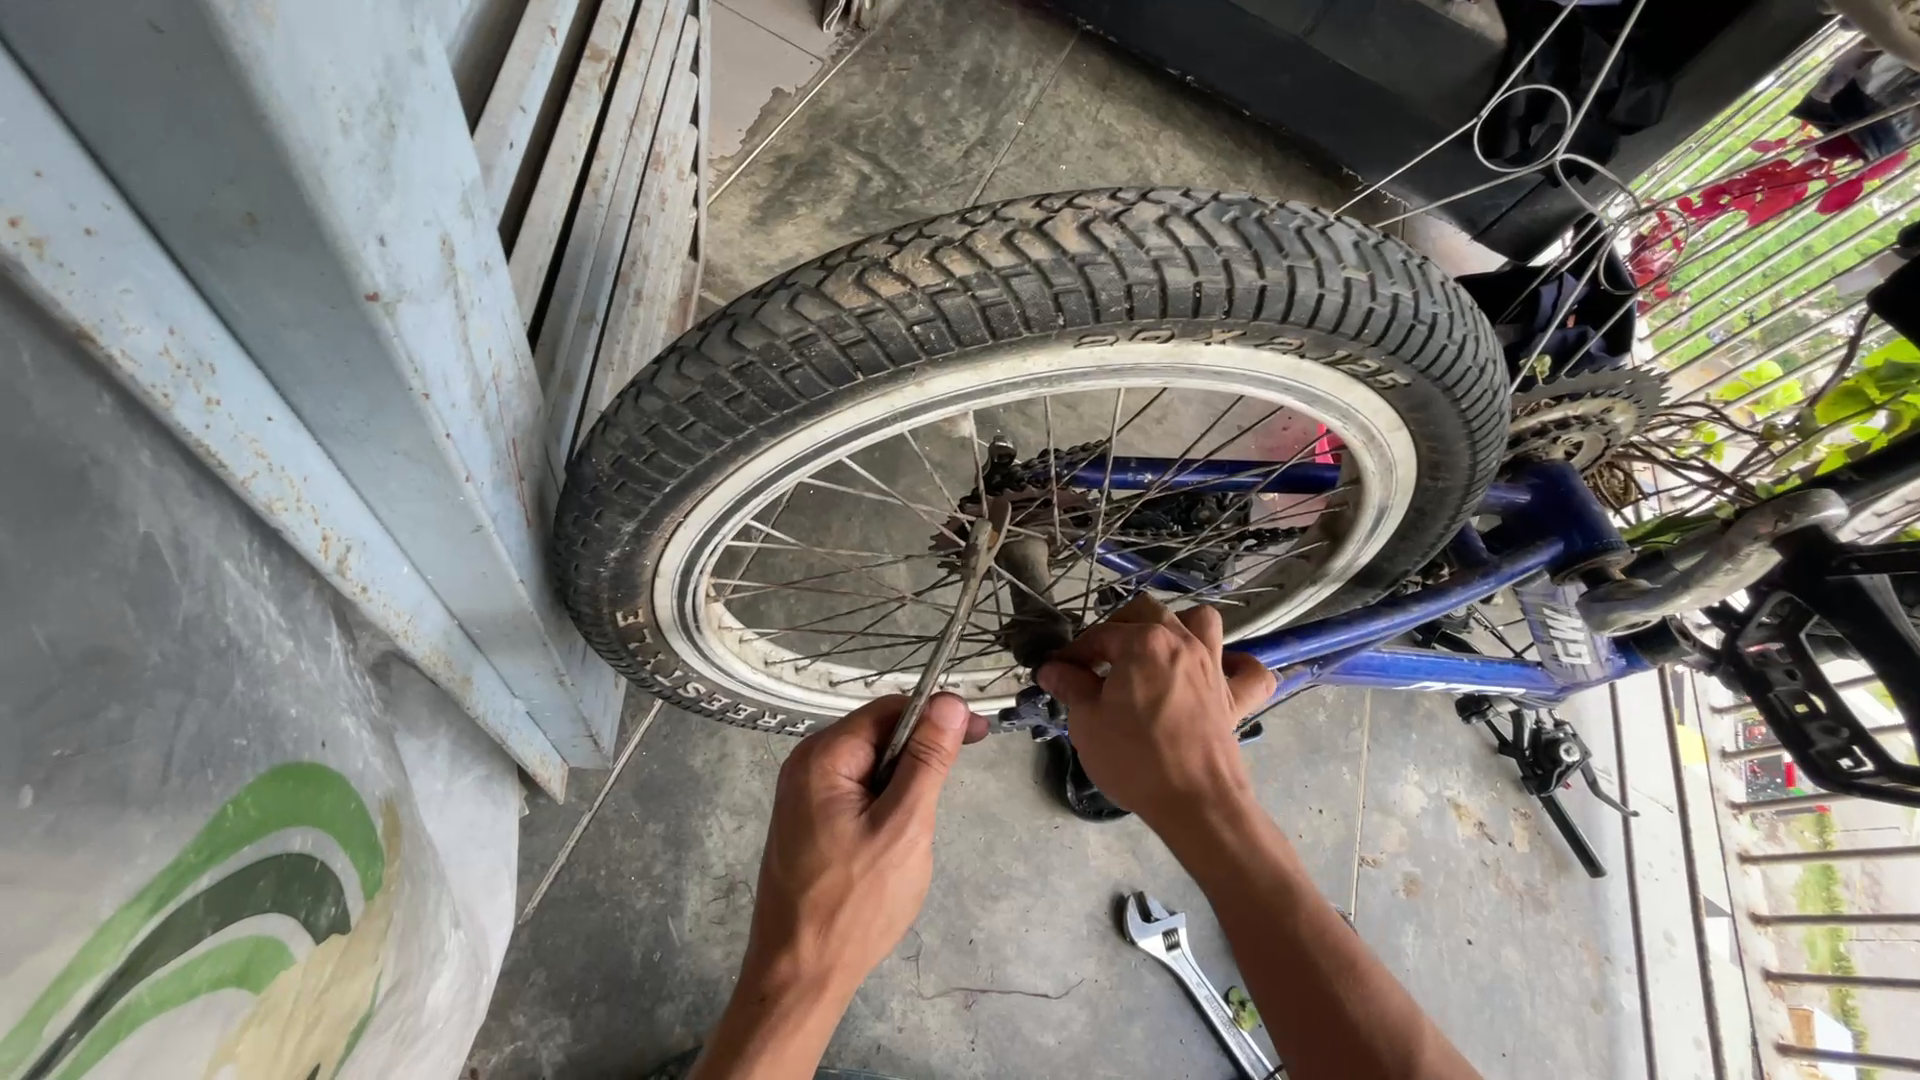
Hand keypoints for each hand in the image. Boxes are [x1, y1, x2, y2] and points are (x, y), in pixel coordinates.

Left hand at [738, 693, 984, 1002]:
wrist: (799, 976)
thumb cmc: (854, 903)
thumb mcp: (903, 826)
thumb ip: (928, 760)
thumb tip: (950, 701)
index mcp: (822, 756)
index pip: (890, 711)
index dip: (937, 717)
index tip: (980, 735)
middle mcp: (806, 765)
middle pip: (879, 735)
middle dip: (920, 755)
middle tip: (947, 794)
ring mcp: (805, 795)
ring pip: (872, 767)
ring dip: (905, 785)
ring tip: (916, 830)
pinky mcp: (810, 821)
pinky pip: (858, 793)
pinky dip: (886, 804)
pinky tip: (893, 840)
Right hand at [1035, 595, 1275, 827]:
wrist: (1195, 802)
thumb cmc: (1134, 758)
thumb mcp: (1087, 721)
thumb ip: (1071, 687)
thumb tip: (1053, 669)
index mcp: (1143, 642)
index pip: (1098, 635)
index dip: (1073, 653)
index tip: (1058, 672)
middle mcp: (1182, 642)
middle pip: (1146, 612)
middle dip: (1117, 627)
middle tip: (1099, 659)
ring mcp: (1214, 667)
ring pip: (1202, 621)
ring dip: (1179, 626)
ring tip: (1157, 651)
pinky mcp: (1237, 698)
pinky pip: (1250, 671)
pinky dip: (1238, 665)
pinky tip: (1221, 671)